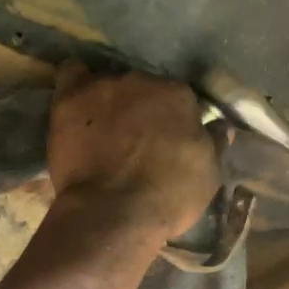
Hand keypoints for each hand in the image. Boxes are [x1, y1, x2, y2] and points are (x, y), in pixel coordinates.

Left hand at [46, 63, 220, 240]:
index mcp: (179, 95)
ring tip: (104, 128)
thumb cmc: (166, 199)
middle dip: (141, 109)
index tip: (166, 142)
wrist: (110, 214)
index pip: (179, 99)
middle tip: (134, 140)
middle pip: (143, 88)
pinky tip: (78, 102)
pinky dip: (76, 84)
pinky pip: (71, 74)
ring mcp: (103, 86)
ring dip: (110, 101)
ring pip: (110, 84)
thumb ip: (213, 144)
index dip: (172, 122)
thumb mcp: (207, 176)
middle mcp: (142, 80)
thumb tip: (218, 126)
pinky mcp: (69, 100)